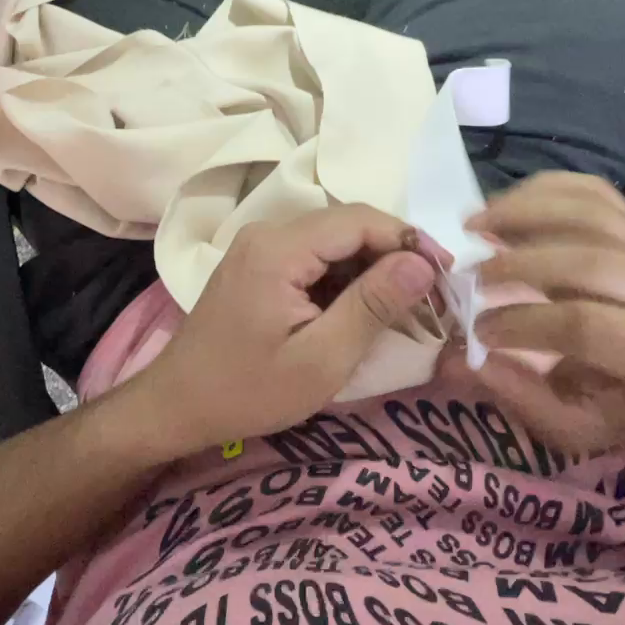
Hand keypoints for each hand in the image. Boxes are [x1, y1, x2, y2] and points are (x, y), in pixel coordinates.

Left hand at [121, 205, 438, 458]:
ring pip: (332, 242)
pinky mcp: (257, 265)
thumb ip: (372, 304)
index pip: (359, 220)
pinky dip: (343, 280)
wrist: (178, 405)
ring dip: (371, 270)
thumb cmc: (249, 390)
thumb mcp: (321, 358)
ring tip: (405, 311)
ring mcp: (258, 247)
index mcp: (279, 248)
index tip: (446, 278)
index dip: (409, 241)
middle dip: (393, 258)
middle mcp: (267, 233)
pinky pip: (312, 258)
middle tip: (432, 300)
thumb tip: (422, 262)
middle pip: (347, 226)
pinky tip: (363, 312)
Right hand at [467, 171, 624, 453]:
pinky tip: (502, 205)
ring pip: (592, 215)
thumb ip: (520, 396)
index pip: (589, 326)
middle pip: (592, 262)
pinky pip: (595, 193)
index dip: (524, 323)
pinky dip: (543, 190)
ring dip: (524, 214)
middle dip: (518, 265)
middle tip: (471, 277)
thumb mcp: (578, 428)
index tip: (479, 330)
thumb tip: (457, 358)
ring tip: (473, 226)